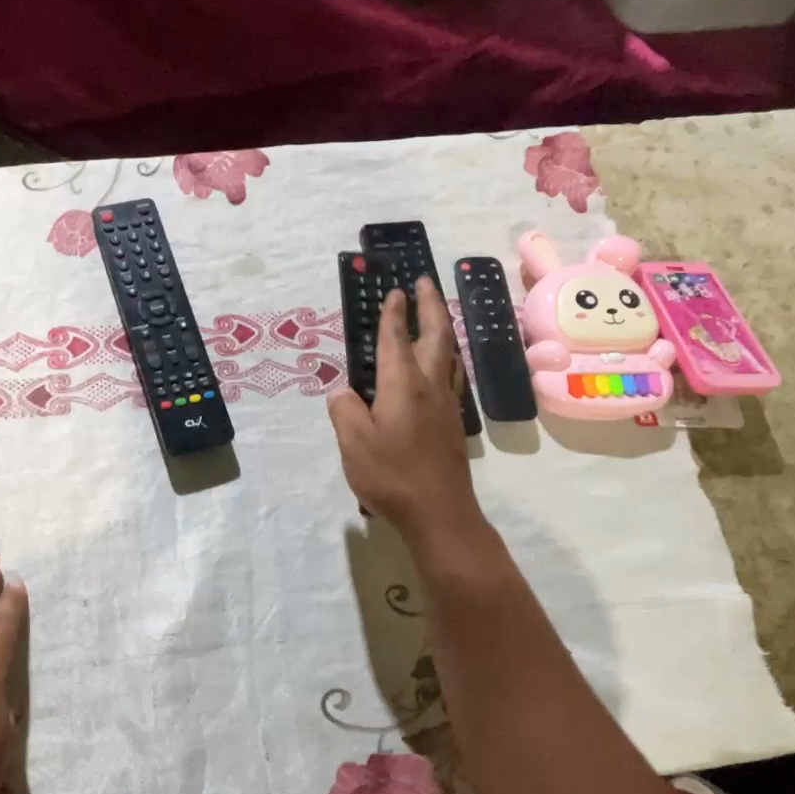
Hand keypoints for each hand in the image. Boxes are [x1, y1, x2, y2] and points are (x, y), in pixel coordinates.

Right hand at [327, 277, 490, 554]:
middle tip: (425, 282)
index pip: (395, 340)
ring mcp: (445, 405)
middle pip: (435, 336)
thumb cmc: (392, 475)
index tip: (396, 290)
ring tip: (436, 314)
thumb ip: (344, 410)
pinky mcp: (451, 423)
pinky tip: (442, 365)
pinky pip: (451, 375)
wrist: (439, 511)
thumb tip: (342, 392)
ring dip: (442, 328)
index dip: (393, 315)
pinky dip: (446, 356)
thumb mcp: (353, 443)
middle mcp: (429, 387)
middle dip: (429, 306)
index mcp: (402, 386)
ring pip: (448, 354)